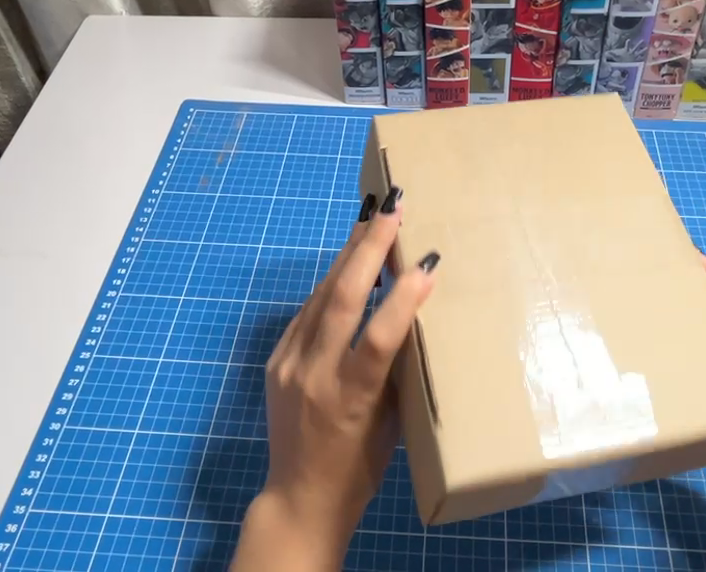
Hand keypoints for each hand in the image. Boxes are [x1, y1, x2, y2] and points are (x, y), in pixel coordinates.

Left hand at [231, 189, 438, 570]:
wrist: (298, 496)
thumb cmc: (360, 464)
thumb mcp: (389, 420)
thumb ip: (392, 367)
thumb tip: (408, 312)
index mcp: (350, 398)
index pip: (379, 337)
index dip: (403, 299)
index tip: (428, 263)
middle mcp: (315, 373)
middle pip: (342, 298)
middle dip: (370, 248)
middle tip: (393, 210)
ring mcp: (290, 362)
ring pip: (322, 294)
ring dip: (350, 253)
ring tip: (372, 219)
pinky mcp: (277, 357)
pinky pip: (308, 310)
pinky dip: (332, 281)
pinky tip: (348, 259)